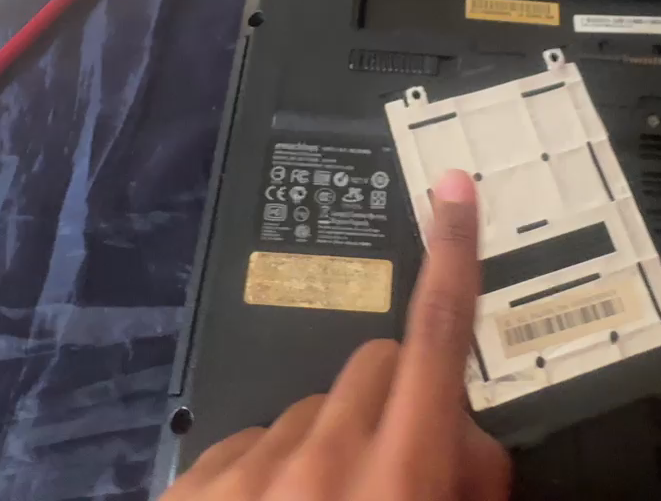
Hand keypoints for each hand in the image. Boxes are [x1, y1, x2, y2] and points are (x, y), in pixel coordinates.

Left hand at [166, 169, 508, 500]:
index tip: (455, 190)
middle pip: (380, 364)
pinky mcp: (189, 492)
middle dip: (408, 401)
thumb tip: (471, 453)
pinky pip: (250, 443)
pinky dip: (276, 469)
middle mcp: (317, 461)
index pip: (435, 338)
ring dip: (342, 446)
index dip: (454, 256)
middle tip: (422, 473)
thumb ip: (466, 491)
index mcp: (393, 482)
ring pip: (315, 407)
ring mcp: (243, 474)